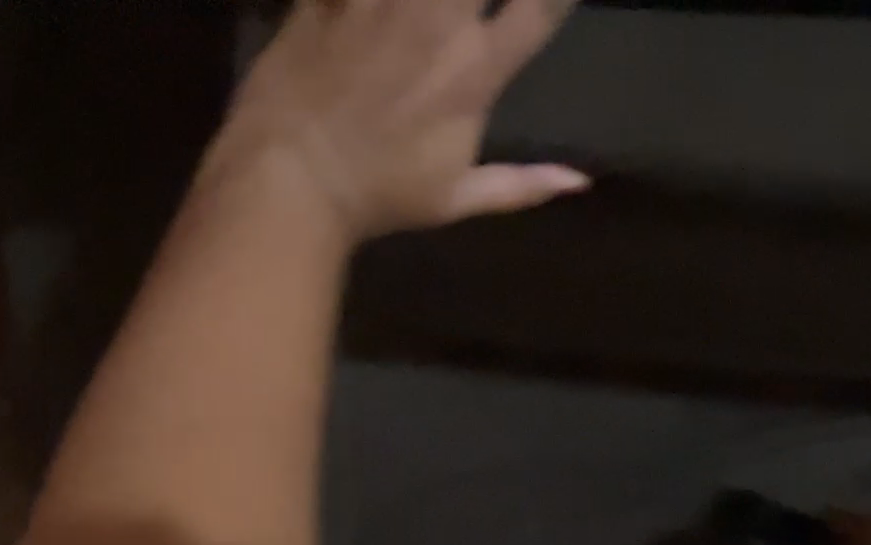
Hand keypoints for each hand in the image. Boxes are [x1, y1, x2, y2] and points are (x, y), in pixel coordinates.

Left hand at [206, 0, 587, 240]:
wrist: (290, 178)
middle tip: (470, 7)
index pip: (540, 9)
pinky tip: (376, 0)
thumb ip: (522, 185)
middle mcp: (436, 19)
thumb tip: (581, 182)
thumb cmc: (380, 197)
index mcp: (474, 73)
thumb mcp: (456, 200)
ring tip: (427, 3)